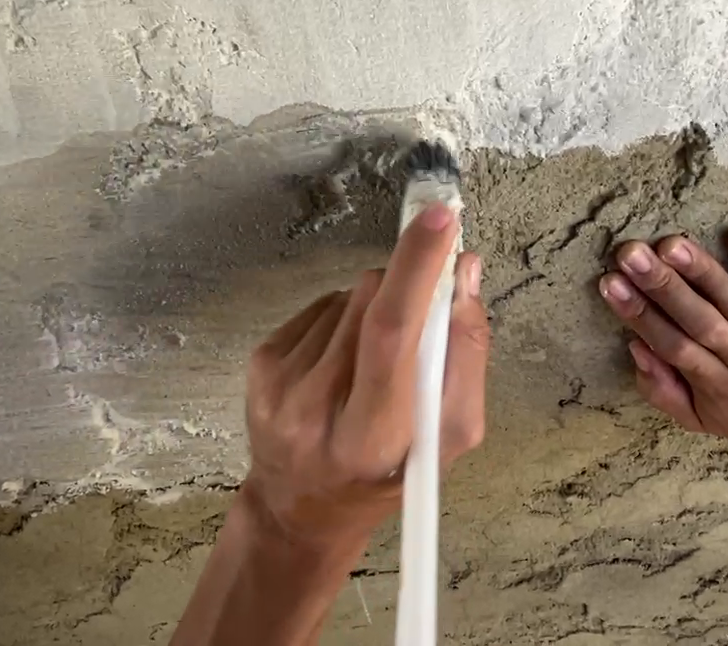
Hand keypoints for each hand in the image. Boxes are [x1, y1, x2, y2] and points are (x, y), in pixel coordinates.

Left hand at [241, 203, 488, 548]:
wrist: (301, 508)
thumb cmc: (390, 475)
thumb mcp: (451, 436)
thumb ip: (467, 354)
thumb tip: (465, 271)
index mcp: (370, 435)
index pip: (390, 333)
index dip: (416, 269)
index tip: (440, 219)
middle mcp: (313, 406)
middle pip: (370, 300)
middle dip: (405, 290)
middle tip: (418, 326)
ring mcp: (278, 382)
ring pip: (347, 294)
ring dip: (374, 309)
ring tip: (371, 362)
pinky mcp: (260, 362)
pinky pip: (320, 304)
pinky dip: (343, 320)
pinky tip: (342, 362)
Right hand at [597, 227, 727, 449]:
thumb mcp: (703, 419)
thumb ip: (662, 390)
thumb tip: (635, 346)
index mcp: (715, 384)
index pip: (671, 345)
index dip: (638, 314)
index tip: (610, 282)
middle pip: (699, 322)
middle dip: (662, 287)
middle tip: (630, 254)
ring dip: (703, 273)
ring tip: (670, 244)